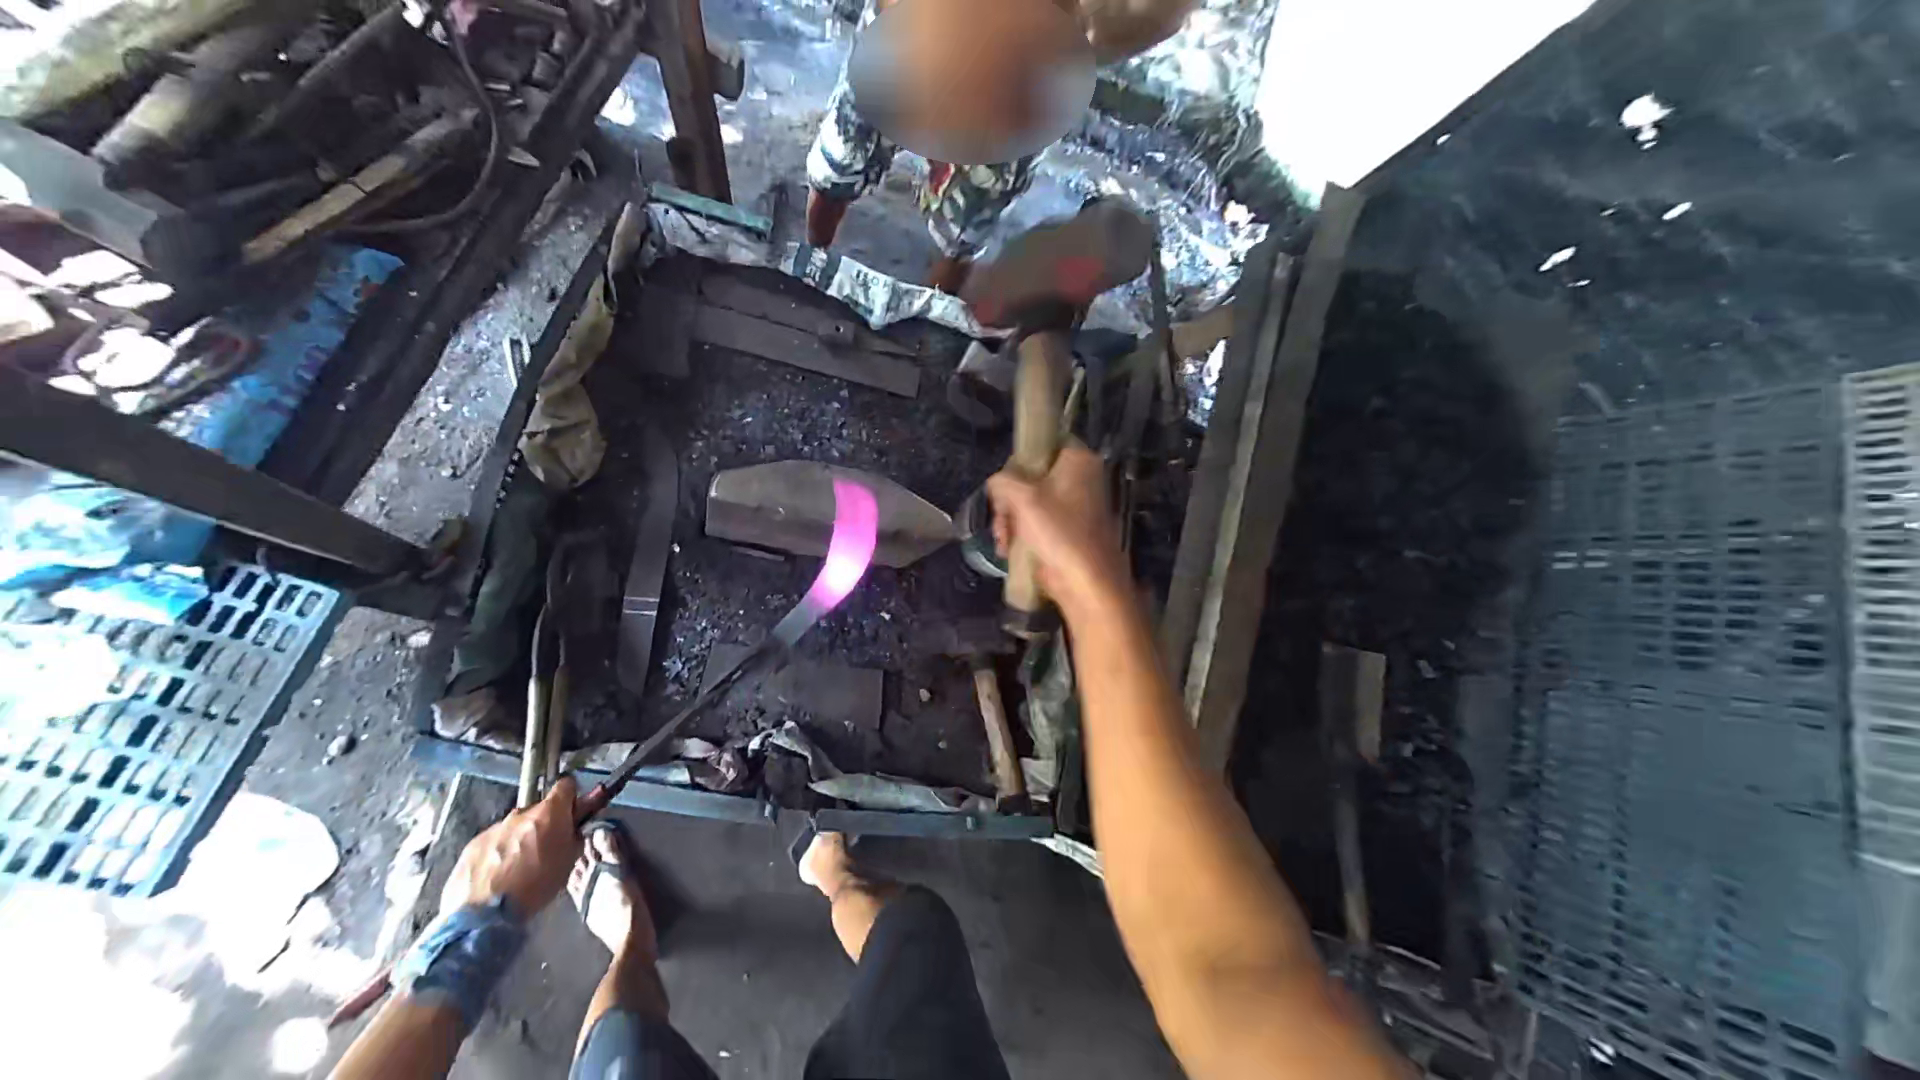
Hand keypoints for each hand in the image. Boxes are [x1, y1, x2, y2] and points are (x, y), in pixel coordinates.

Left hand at [440, 776, 582, 918]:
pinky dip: (497, 853)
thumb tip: (573, 826)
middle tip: (544, 849)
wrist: (484, 916)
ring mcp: (493, 828)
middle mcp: (520, 813)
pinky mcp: (472, 846)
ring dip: (519, 839)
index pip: (565, 785)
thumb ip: (573, 836)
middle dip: (543, 824)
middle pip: (538, 810)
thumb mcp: (570, 860)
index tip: (572, 812)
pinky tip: (495, 877)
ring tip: (516, 869)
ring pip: (513, 827)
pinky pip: (492, 843)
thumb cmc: (536, 886)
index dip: (571, 797)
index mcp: (549, 812)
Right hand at [986, 440, 1130, 614]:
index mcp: (1079, 461)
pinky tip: (1010, 550)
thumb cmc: (1058, 532)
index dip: (1021, 458)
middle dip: (1010, 499)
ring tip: (1004, 540)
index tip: (1005, 479)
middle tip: (1002, 517)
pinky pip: (1040, 524)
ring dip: (1012, 520)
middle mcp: (1082, 479)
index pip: (1045, 441)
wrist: (1086, 583)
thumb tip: (998, 483)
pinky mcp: (1071, 532)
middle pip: (1033, 476)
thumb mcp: (1022, 498)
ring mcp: (1078, 507)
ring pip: (1032, 502)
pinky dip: (1024, 534)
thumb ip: (1002, 481)